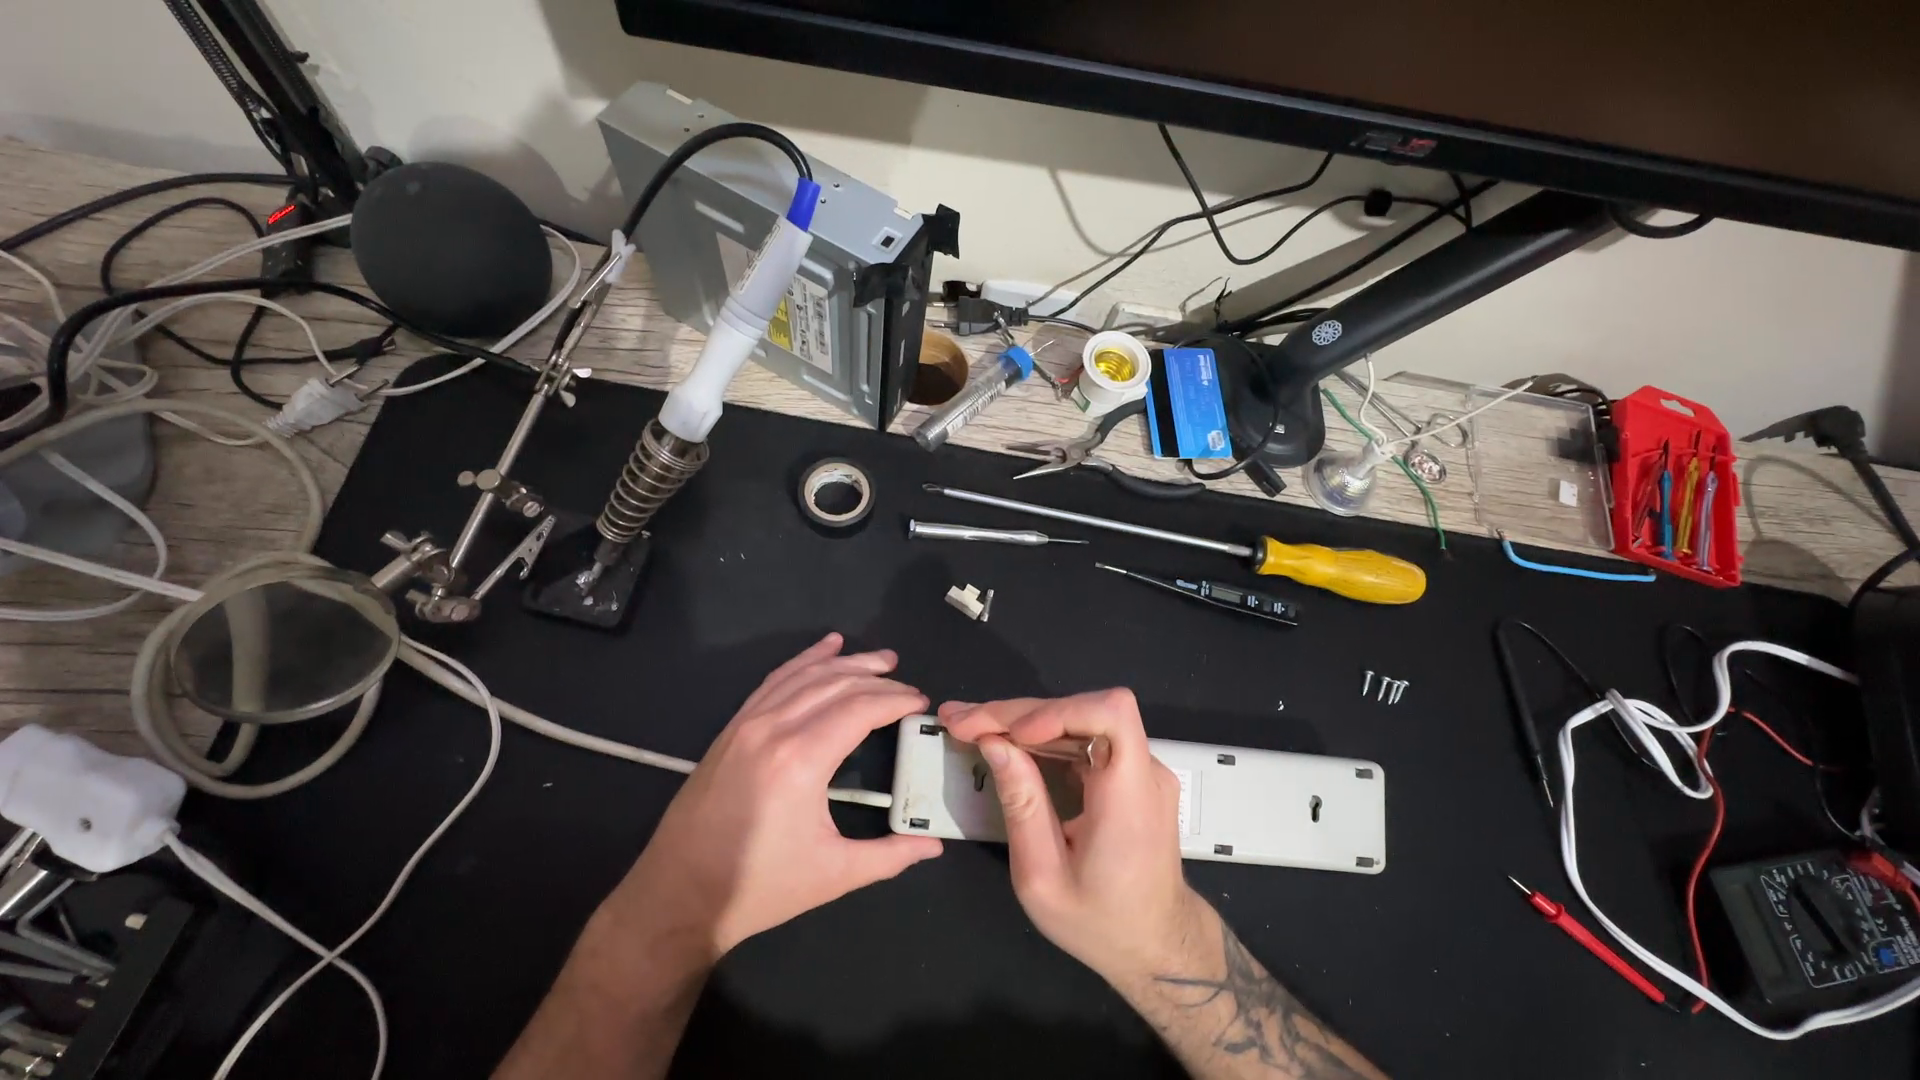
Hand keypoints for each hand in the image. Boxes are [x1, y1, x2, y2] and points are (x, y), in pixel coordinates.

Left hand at [613, 633, 942, 957]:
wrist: (678, 894)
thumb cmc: (759, 887)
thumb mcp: (833, 874)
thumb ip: (890, 855)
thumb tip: (934, 846)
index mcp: (801, 760)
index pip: (860, 709)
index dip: (896, 700)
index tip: (922, 702)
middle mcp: (773, 729)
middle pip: (836, 684)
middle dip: (878, 679)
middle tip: (909, 685)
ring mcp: (748, 724)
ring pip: (804, 675)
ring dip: (846, 662)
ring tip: (880, 659)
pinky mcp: (732, 729)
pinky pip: (774, 681)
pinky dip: (804, 661)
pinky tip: (825, 648)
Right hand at [939, 689, 1209, 985]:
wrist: (1155, 944)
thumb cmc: (1099, 922)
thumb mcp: (1042, 878)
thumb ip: (1021, 806)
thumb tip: (994, 744)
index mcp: (1129, 799)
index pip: (1113, 716)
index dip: (1061, 710)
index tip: (1015, 734)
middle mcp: (1144, 771)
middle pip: (1083, 710)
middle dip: (1016, 713)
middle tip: (958, 721)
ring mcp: (1141, 768)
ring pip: (1080, 717)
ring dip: (1022, 720)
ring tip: (968, 725)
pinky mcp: (1130, 772)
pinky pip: (1085, 737)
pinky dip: (1041, 736)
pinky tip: (1002, 741)